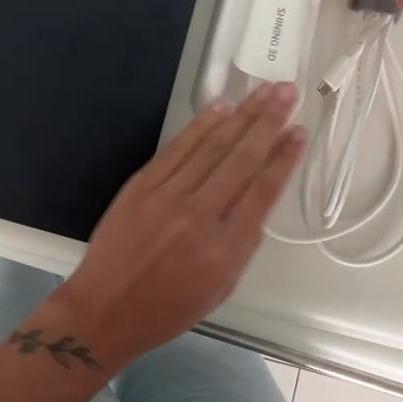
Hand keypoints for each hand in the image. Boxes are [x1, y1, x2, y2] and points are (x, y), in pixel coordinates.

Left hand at [51, 84, 305, 368]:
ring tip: (263, 90)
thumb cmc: (166, 310)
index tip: (299, 131)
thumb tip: (256, 200)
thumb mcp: (220, 290)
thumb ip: (242, 244)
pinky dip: (201, 125)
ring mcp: (168, 197)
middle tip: (287, 92)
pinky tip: (220, 107)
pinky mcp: (142, 185)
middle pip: (242, 159)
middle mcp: (199, 217)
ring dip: (241, 115)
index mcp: (224, 250)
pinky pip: (178, 148)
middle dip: (268, 122)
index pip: (263, 191)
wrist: (103, 311)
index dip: (284, 157)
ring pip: (212, 147)